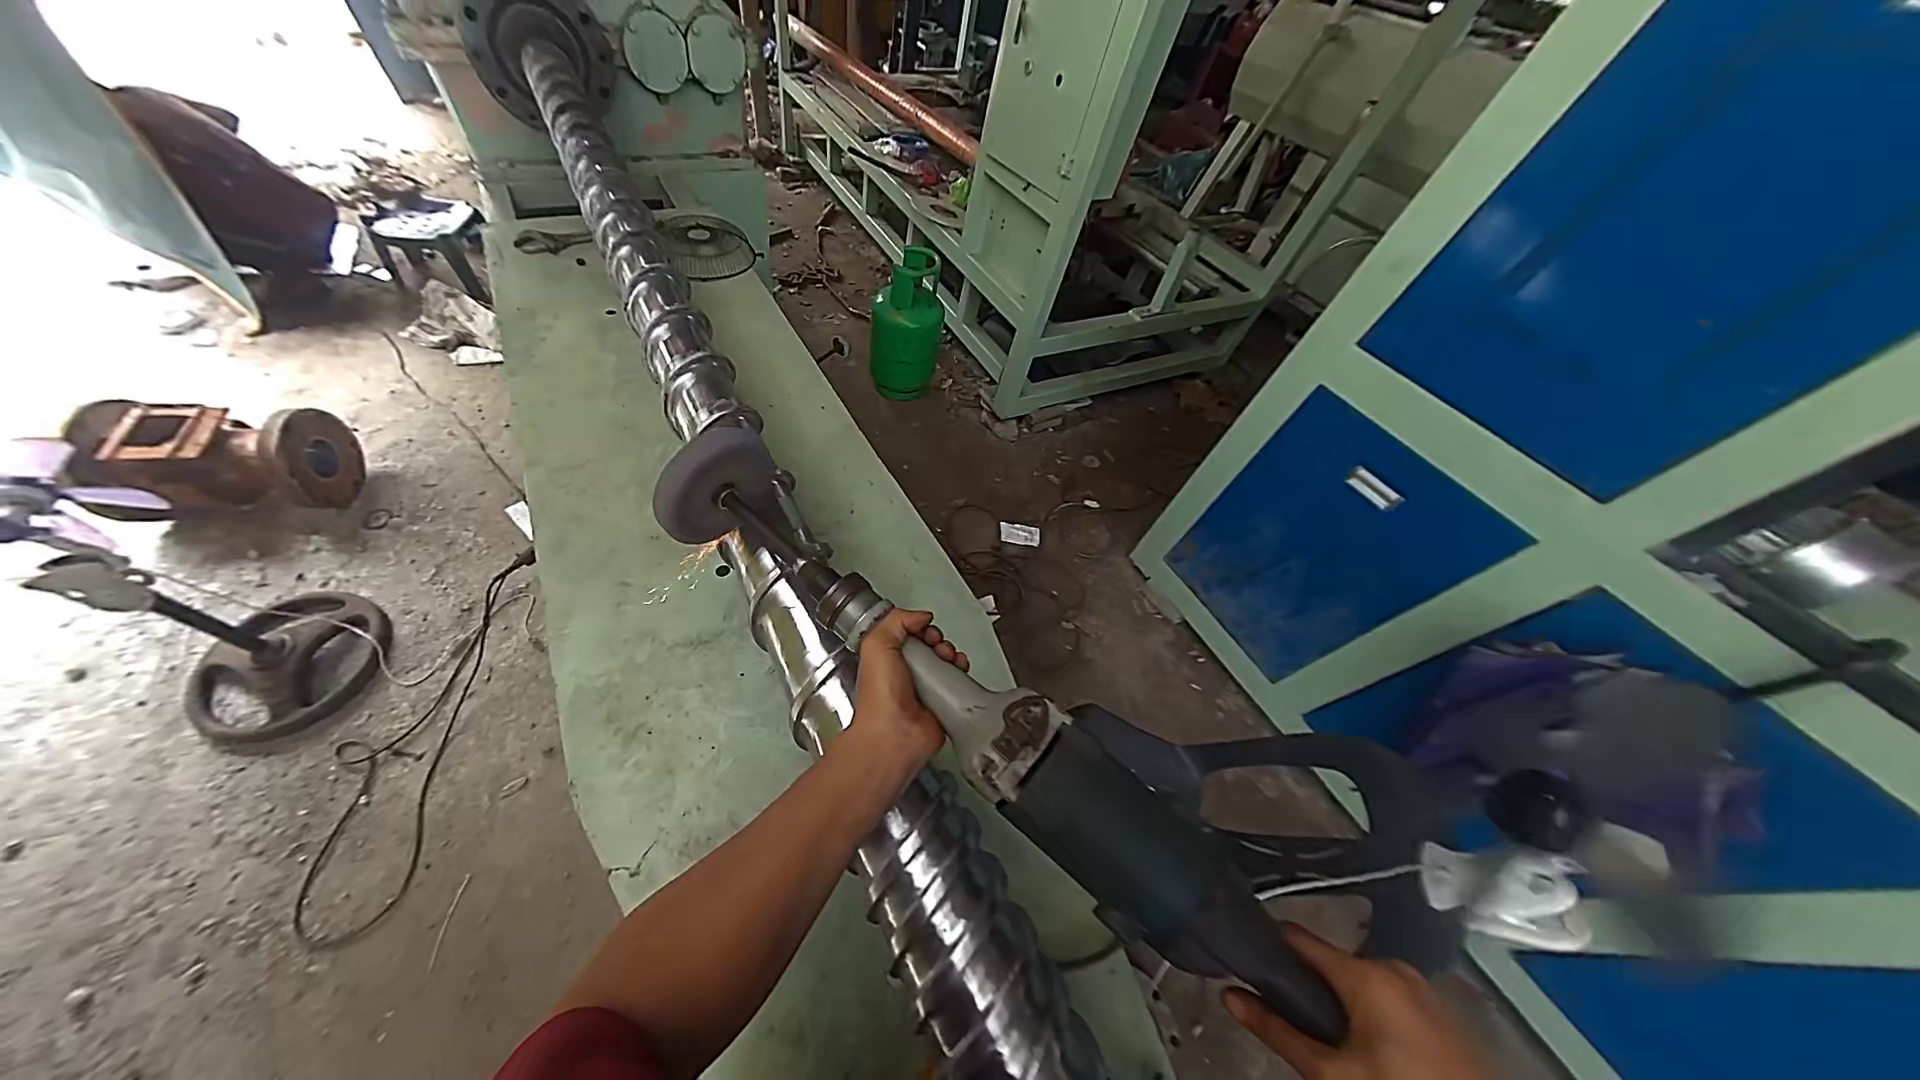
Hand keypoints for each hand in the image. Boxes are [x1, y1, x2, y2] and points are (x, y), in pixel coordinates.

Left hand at [851, 608, 967, 772]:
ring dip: (951, 653)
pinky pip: (958, 681)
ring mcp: (926, 687)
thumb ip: (896, 621)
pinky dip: (962, 671)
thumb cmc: (880, 696)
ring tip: (948, 658)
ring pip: (946, 660)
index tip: (922, 630)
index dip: (919, 627)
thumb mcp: (877, 644)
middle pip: (930, 645)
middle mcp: (906, 672)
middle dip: (938, 639)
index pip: (908, 633)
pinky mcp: (943, 701)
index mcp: (887, 658)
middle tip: (936, 645)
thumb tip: (920, 616)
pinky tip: (959, 669)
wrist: (895, 732)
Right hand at [1223, 925, 1493, 1079]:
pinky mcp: (1441, 1011)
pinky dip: (1370, 1014)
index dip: (1266, 947)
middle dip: (1308, 989)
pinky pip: (1389, 997)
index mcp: (1366, 973)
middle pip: (1327, 963)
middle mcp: (1394, 968)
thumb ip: (1278, 1030)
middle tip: (1296, 1023)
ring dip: (1339, 1004)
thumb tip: (1230, 997)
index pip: (1296, 937)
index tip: (1246, 962)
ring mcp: (1422, 989)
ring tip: (1336, 1045)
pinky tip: (1372, 1051)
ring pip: (1358, 982)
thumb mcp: (1332, 1073)